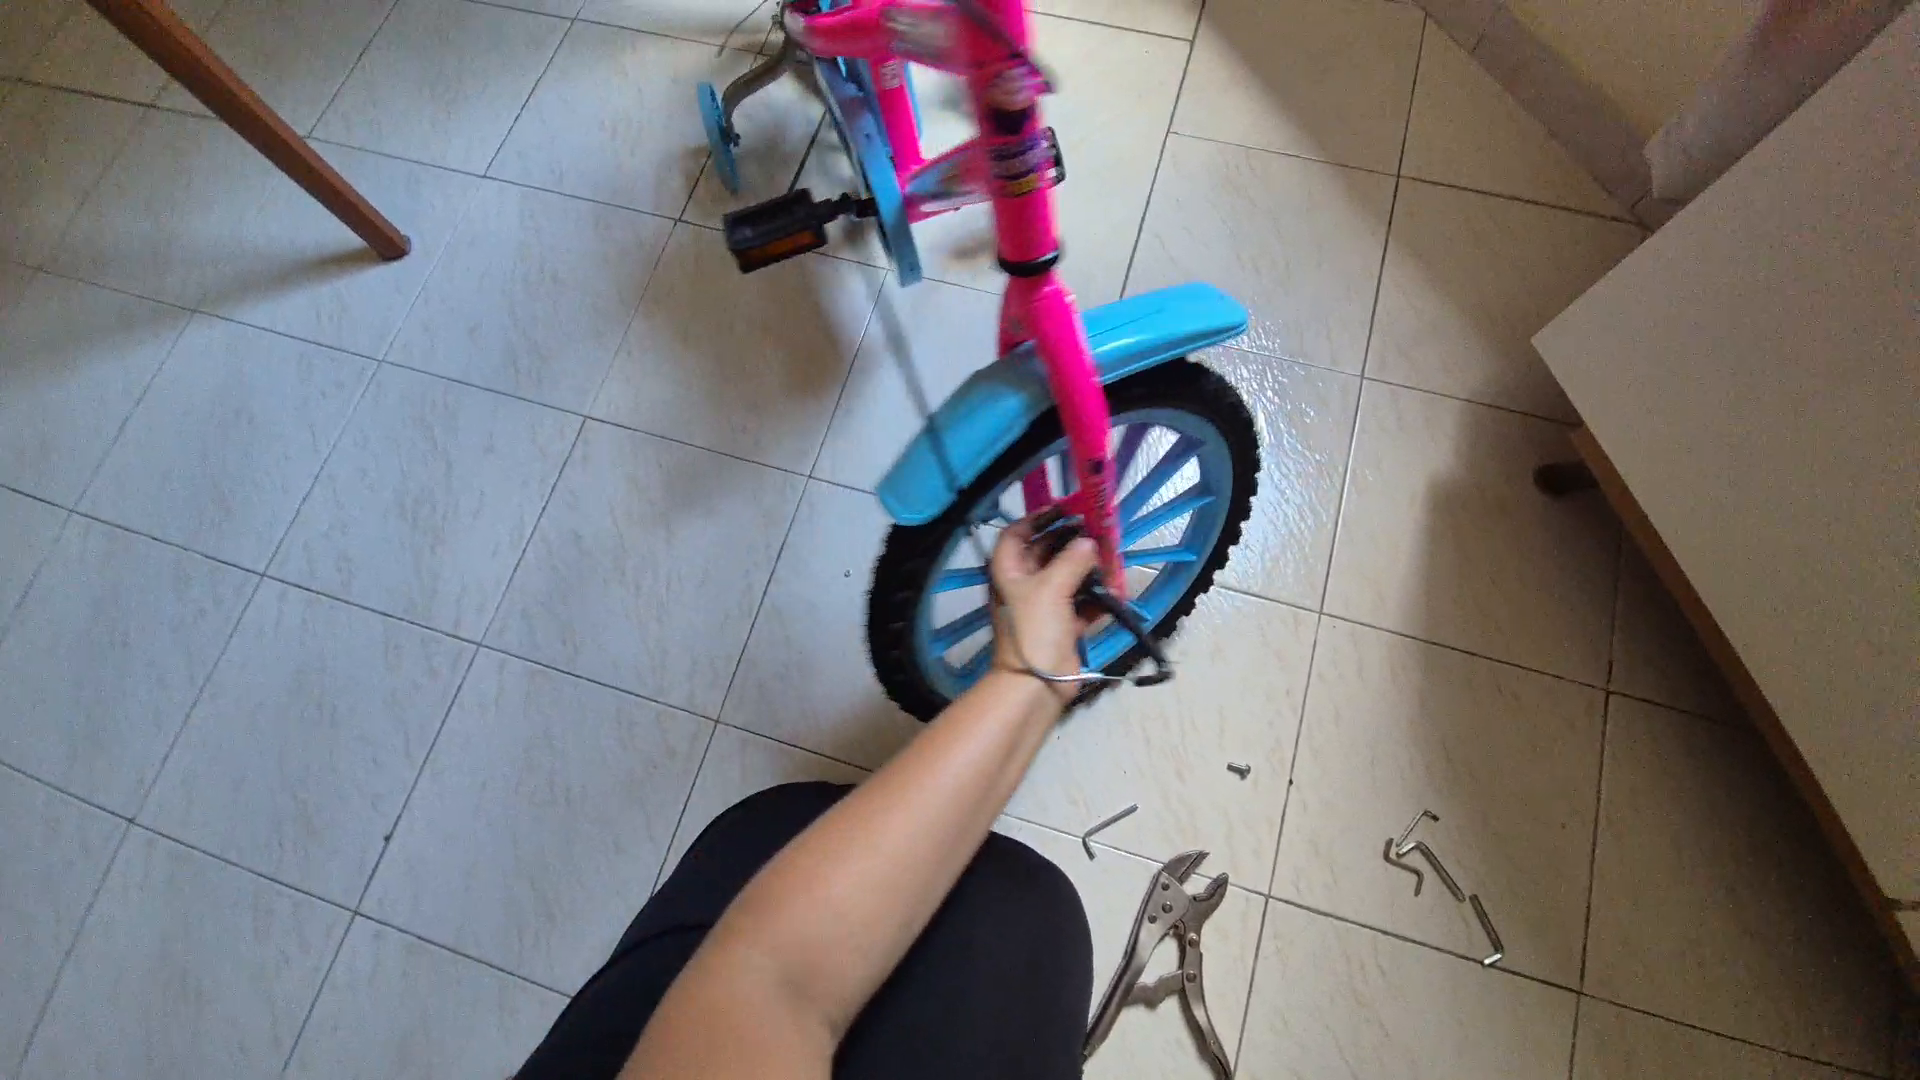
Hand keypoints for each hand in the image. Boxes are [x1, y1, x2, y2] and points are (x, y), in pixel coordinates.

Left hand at [988, 516, 1100, 696]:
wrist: (1035, 684)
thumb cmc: (1034, 629)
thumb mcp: (1051, 588)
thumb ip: (1072, 560)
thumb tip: (1089, 543)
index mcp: (1008, 570)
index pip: (1017, 533)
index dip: (1038, 518)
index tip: (1066, 509)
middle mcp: (1023, 584)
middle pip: (1047, 552)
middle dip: (1073, 542)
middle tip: (1100, 532)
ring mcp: (1043, 605)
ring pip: (1067, 577)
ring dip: (1089, 569)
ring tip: (1113, 560)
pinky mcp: (1061, 625)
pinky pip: (1081, 604)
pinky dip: (1098, 598)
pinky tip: (1117, 592)